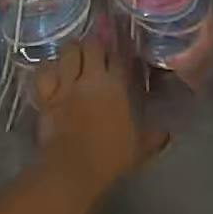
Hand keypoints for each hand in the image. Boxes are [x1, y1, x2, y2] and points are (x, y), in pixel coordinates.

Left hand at [30, 39, 167, 193]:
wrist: (71, 170)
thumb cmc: (109, 156)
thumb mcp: (138, 147)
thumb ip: (154, 136)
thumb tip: (169, 133)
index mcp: (117, 85)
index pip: (119, 55)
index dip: (120, 48)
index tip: (120, 48)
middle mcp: (92, 78)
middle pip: (92, 45)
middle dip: (93, 43)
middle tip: (94, 50)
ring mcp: (67, 86)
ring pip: (68, 52)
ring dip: (71, 50)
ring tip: (73, 54)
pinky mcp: (47, 98)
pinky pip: (43, 73)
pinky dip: (46, 69)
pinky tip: (51, 71)